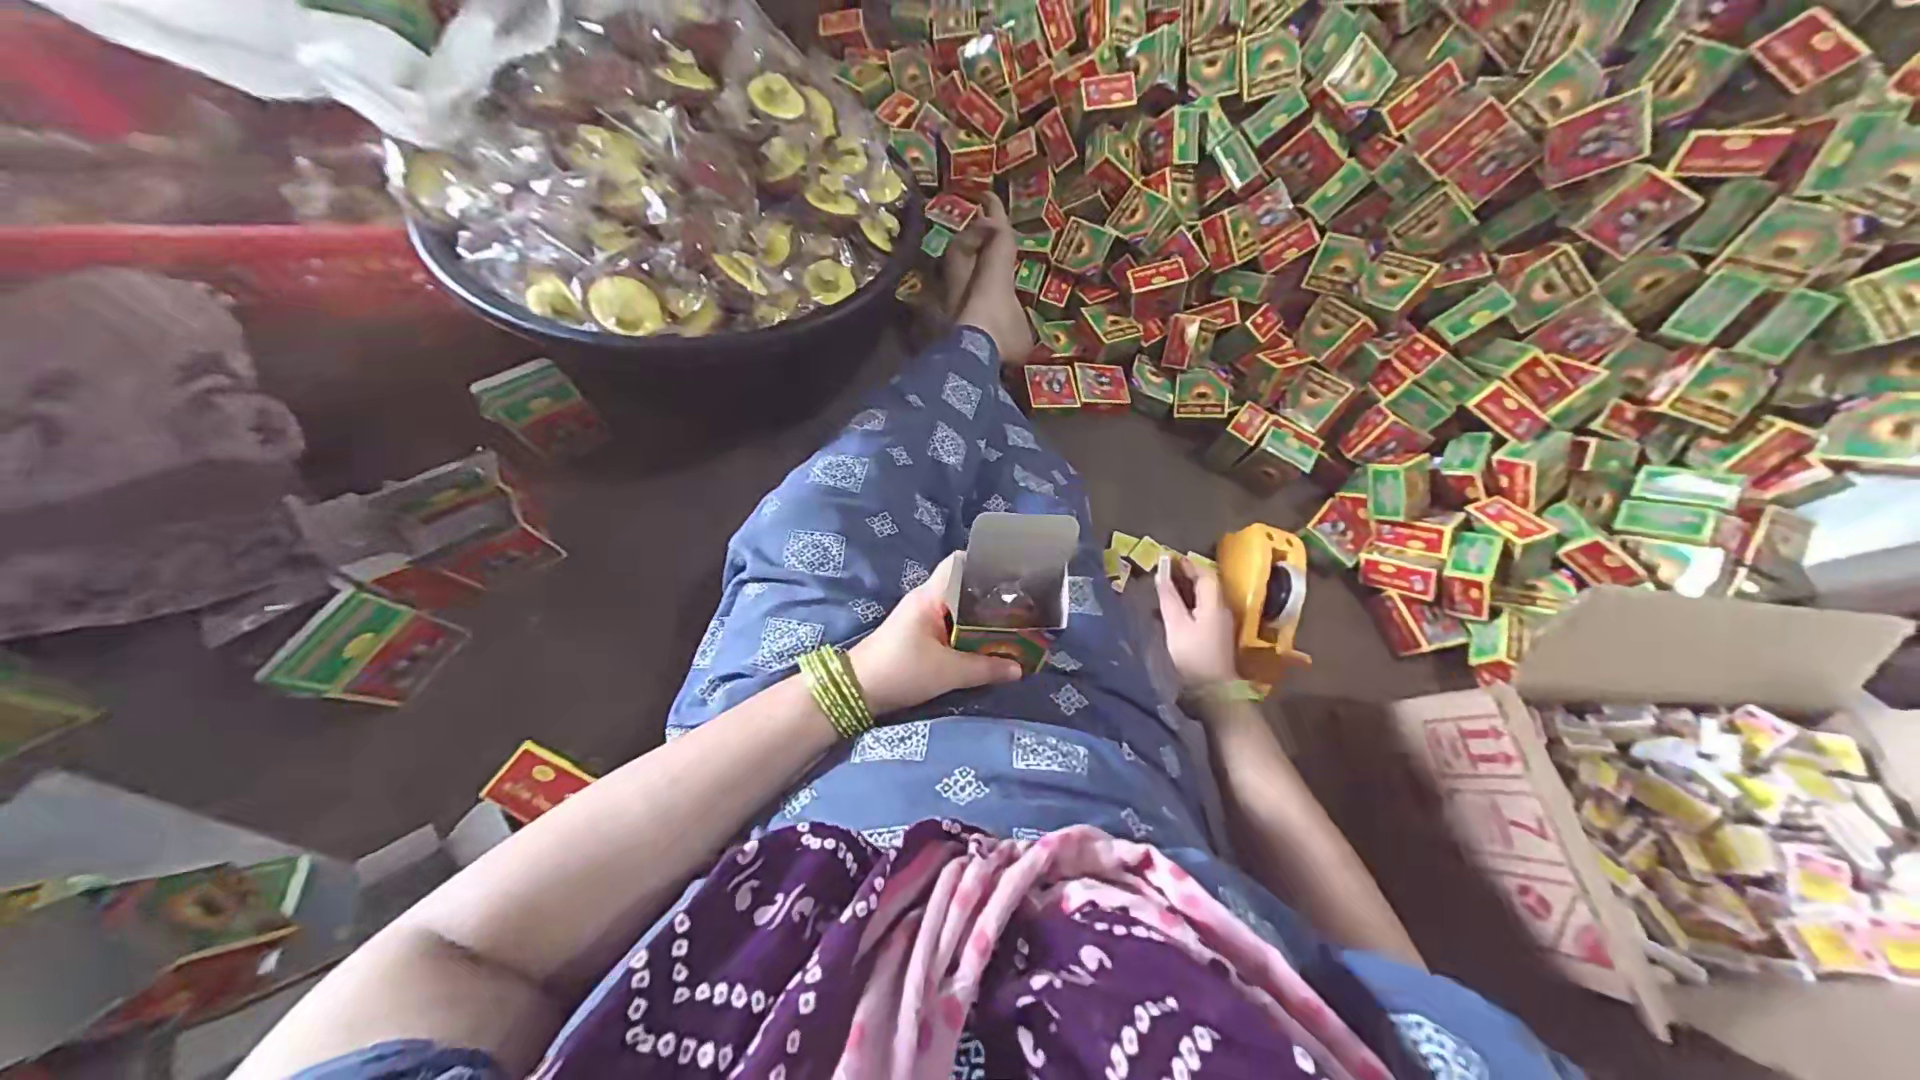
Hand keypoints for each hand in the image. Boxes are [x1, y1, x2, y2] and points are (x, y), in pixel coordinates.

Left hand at [848, 552, 1023, 715]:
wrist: (857, 691)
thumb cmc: (901, 672)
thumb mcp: (947, 673)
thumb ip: (985, 669)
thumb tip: (1020, 668)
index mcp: (930, 596)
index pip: (960, 563)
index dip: (986, 565)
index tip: (1013, 578)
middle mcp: (926, 599)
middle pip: (964, 586)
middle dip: (991, 597)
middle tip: (1022, 608)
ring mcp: (921, 616)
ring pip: (959, 607)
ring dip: (981, 617)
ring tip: (1012, 624)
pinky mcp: (919, 633)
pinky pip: (951, 623)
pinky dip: (968, 630)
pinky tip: (987, 641)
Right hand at [1154, 554, 1240, 691]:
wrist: (1213, 690)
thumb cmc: (1192, 655)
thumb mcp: (1175, 623)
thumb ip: (1169, 595)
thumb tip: (1162, 568)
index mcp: (1214, 603)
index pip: (1205, 574)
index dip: (1188, 564)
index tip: (1168, 558)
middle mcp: (1222, 609)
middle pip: (1208, 584)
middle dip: (1187, 574)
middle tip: (1164, 570)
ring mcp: (1221, 623)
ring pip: (1205, 597)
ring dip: (1188, 589)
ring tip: (1165, 587)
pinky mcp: (1217, 635)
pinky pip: (1204, 609)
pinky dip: (1189, 603)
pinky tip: (1174, 609)